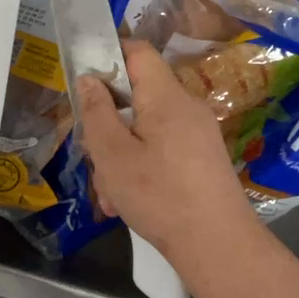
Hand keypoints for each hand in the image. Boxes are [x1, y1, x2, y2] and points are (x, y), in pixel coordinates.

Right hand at [74, 40, 260, 261]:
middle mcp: (186, 109)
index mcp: (165, 99)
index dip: (108, 53)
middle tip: (90, 153)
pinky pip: (158, 149)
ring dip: (118, 153)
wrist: (217, 244)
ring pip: (143, 128)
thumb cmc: (158, 194)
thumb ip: (96, 112)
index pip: (139, 52)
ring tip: (108, 190)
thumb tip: (89, 78)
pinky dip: (137, 167)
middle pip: (136, 96)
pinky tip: (125, 201)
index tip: (81, 76)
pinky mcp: (200, 158)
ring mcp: (196, 134)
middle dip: (106, 120)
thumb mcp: (112, 154)